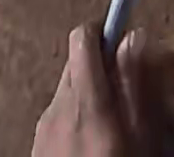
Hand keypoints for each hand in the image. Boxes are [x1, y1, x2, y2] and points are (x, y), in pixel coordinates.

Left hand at [31, 25, 149, 156]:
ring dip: (86, 92)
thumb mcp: (138, 134)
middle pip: (75, 60)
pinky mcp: (36, 143)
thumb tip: (133, 36)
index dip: (102, 30)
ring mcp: (44, 125)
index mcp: (85, 99)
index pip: (83, 37)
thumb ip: (133, 84)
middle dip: (98, 64)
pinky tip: (88, 139)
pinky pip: (56, 113)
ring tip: (107, 120)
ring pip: (67, 87)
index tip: (120, 38)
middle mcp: (59, 105)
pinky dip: (73, 116)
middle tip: (120, 87)